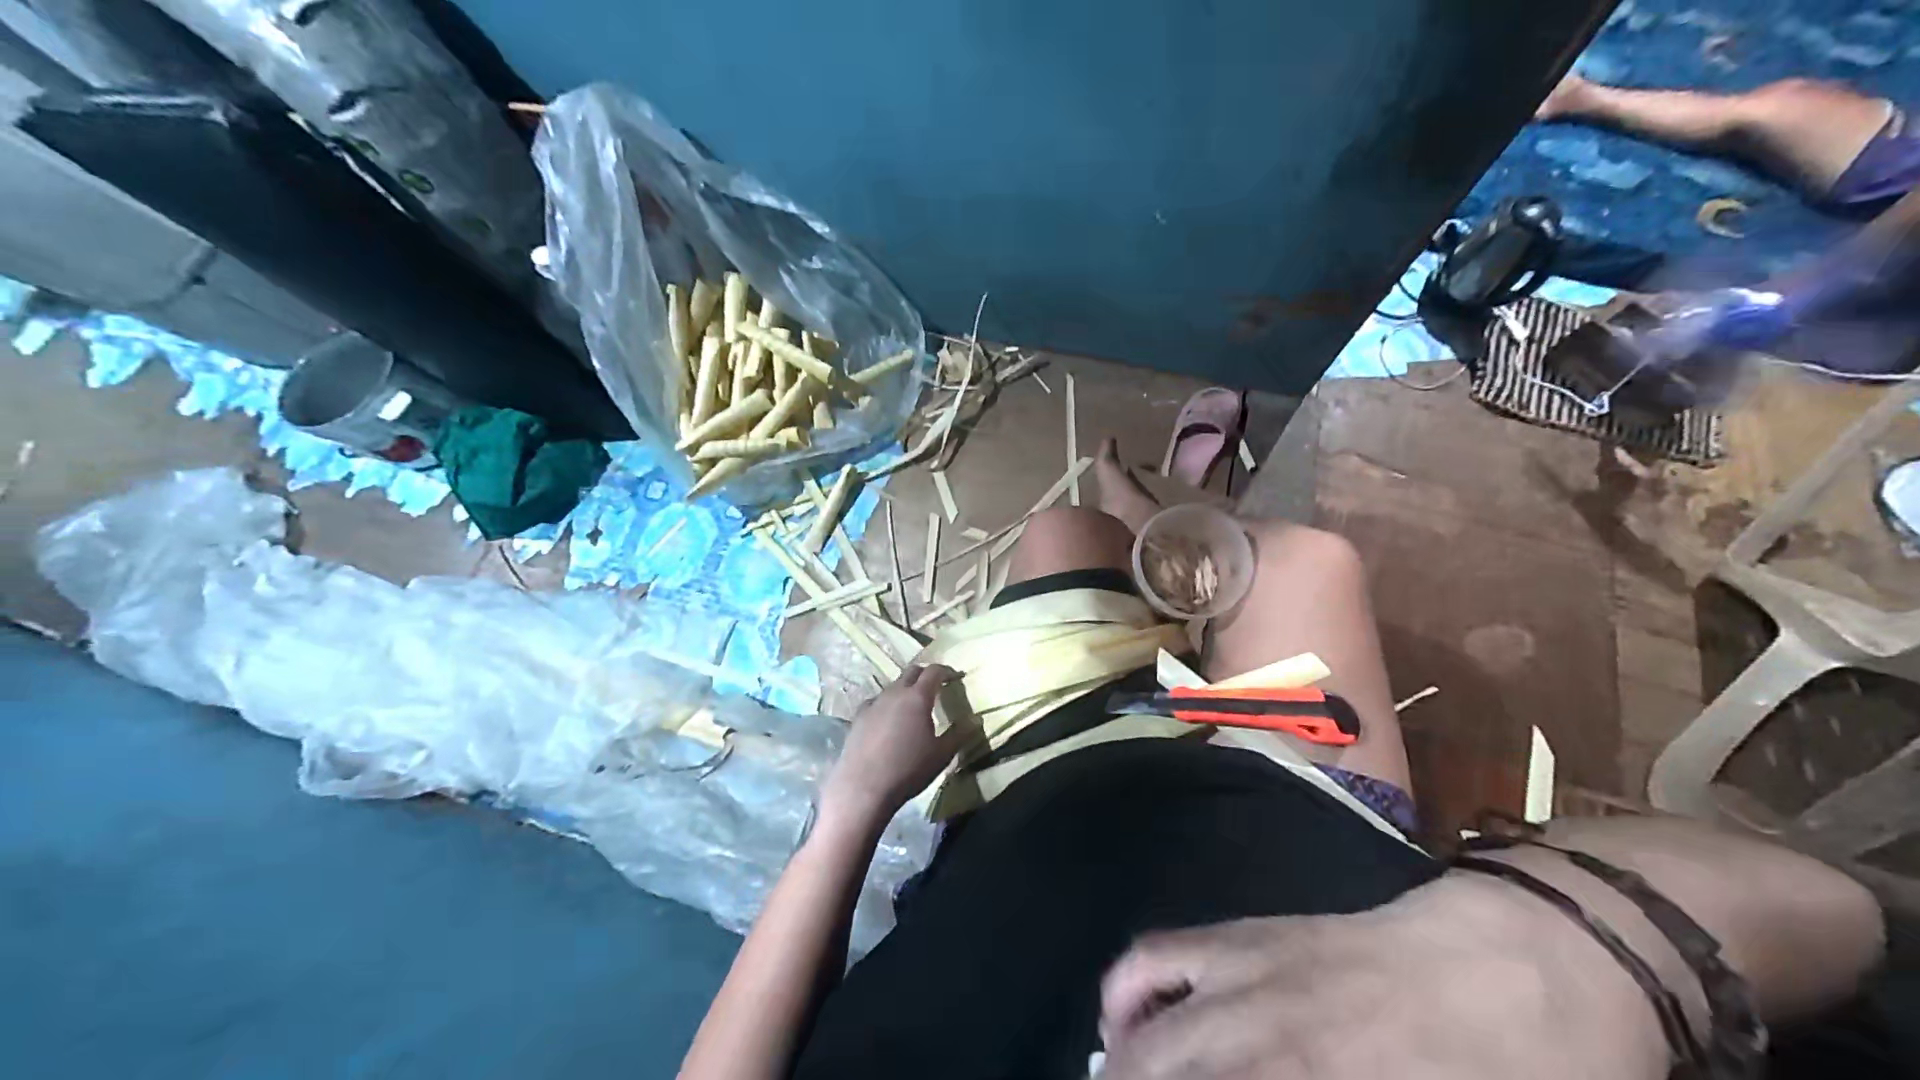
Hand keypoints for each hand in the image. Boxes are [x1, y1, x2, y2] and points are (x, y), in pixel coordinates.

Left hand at [818, 664, 966, 825]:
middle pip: (911, 672)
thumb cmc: (909, 769)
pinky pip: (876, 701)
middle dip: (925, 675)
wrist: (864, 787)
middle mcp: (894, 693)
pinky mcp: (858, 716)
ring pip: (893, 686)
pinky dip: (887, 704)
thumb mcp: (941, 755)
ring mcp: (874, 703)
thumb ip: (960, 734)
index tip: (955, 676)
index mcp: (917, 697)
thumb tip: (976, 719)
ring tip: (912, 707)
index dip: (946, 671)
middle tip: (935, 686)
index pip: (933, 671)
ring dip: (906, 690)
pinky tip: (887, 719)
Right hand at [1096, 875, 1668, 1079]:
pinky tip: (1122, 1020)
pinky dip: (1126, 992)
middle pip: (1164, 1075)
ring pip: (1149, 1037)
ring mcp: (1243, 980)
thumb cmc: (1519, 1078)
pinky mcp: (1241, 938)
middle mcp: (1265, 1043)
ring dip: (1126, 1069)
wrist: (1516, 965)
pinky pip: (1157, 957)